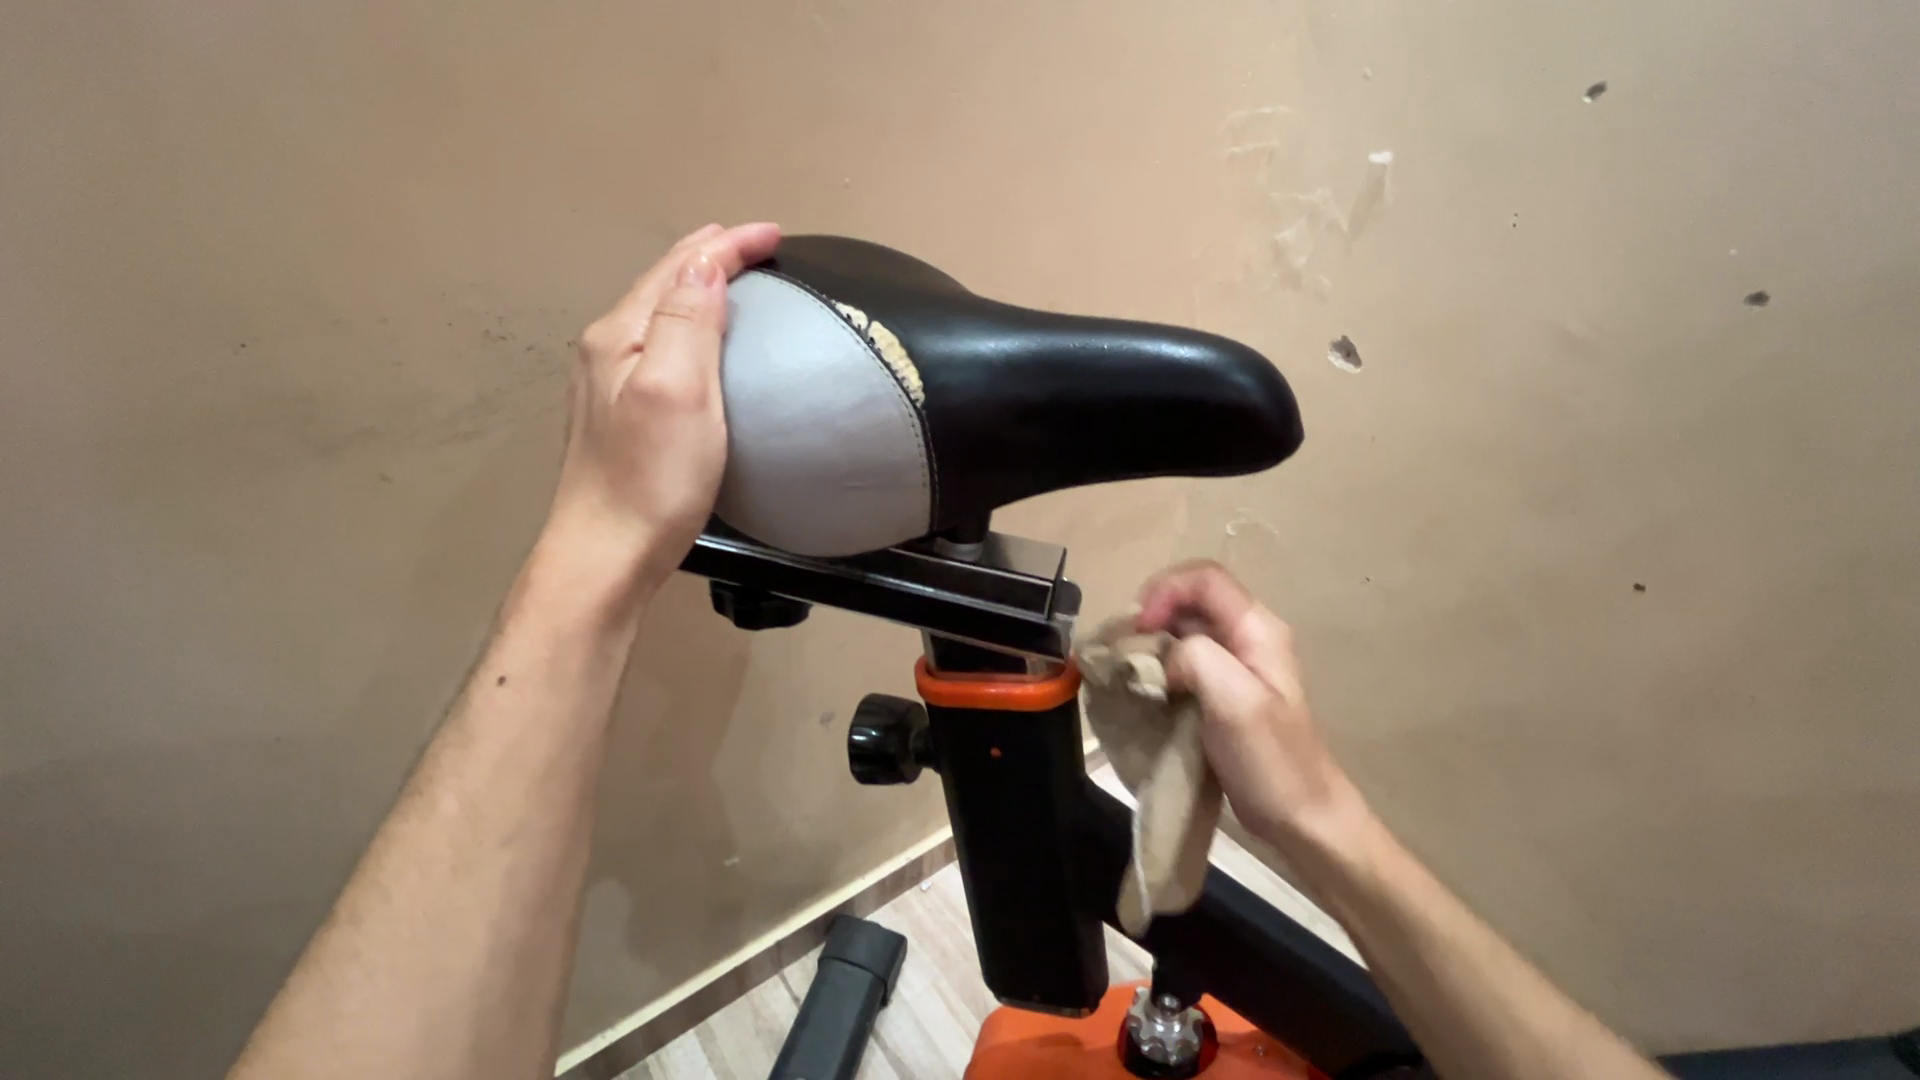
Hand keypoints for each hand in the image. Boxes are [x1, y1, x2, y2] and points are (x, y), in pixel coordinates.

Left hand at [540, 222, 781, 606]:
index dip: (728, 245)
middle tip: (754, 244)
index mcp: (621, 335)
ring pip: (658, 312)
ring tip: (730, 273)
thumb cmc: (650, 478)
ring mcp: (608, 382)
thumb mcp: (677, 391)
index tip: (775, 235)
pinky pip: (658, 344)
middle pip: (662, 283)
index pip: (681, 268)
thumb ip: (687, 322)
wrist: (607, 552)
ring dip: (696, 285)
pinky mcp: (620, 413)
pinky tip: (699, 336)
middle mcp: (606, 349)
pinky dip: (687, 322)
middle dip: (710, 254)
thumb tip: (706, 266)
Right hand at [1135, 561, 1372, 854]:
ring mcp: (1233, 665)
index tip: (1140, 629)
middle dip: (1151, 616)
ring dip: (1150, 644)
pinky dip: (1156, 668)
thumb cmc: (1271, 760)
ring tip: (1128, 672)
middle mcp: (1245, 637)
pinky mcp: (1219, 691)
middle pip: (1189, 599)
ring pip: (1181, 631)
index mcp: (1256, 629)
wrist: (1301, 818)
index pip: (1204, 578)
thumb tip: (1164, 659)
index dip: (1165, 591)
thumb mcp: (1236, 701)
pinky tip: (1143, 691)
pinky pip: (1181, 662)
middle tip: (1125, 651)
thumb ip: (1198, 658)